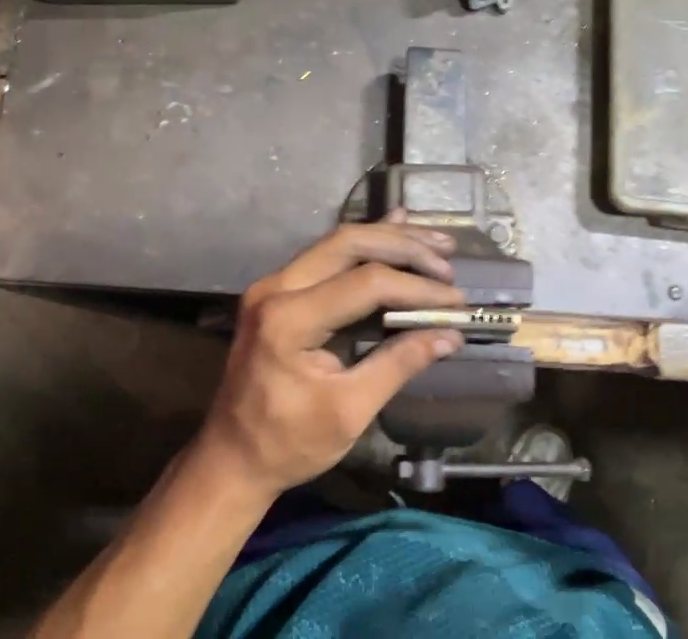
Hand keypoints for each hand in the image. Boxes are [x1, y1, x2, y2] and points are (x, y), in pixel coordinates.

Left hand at [193, 212, 467, 496]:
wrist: (231, 458)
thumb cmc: (288, 442)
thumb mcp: (349, 411)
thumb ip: (398, 364)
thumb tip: (449, 335)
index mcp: (289, 319)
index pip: (366, 283)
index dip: (417, 287)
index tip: (456, 300)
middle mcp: (276, 288)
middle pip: (348, 244)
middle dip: (404, 246)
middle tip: (448, 259)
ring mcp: (273, 286)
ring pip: (338, 243)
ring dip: (388, 239)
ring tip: (435, 243)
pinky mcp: (278, 292)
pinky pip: (326, 256)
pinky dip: (364, 247)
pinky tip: (396, 228)